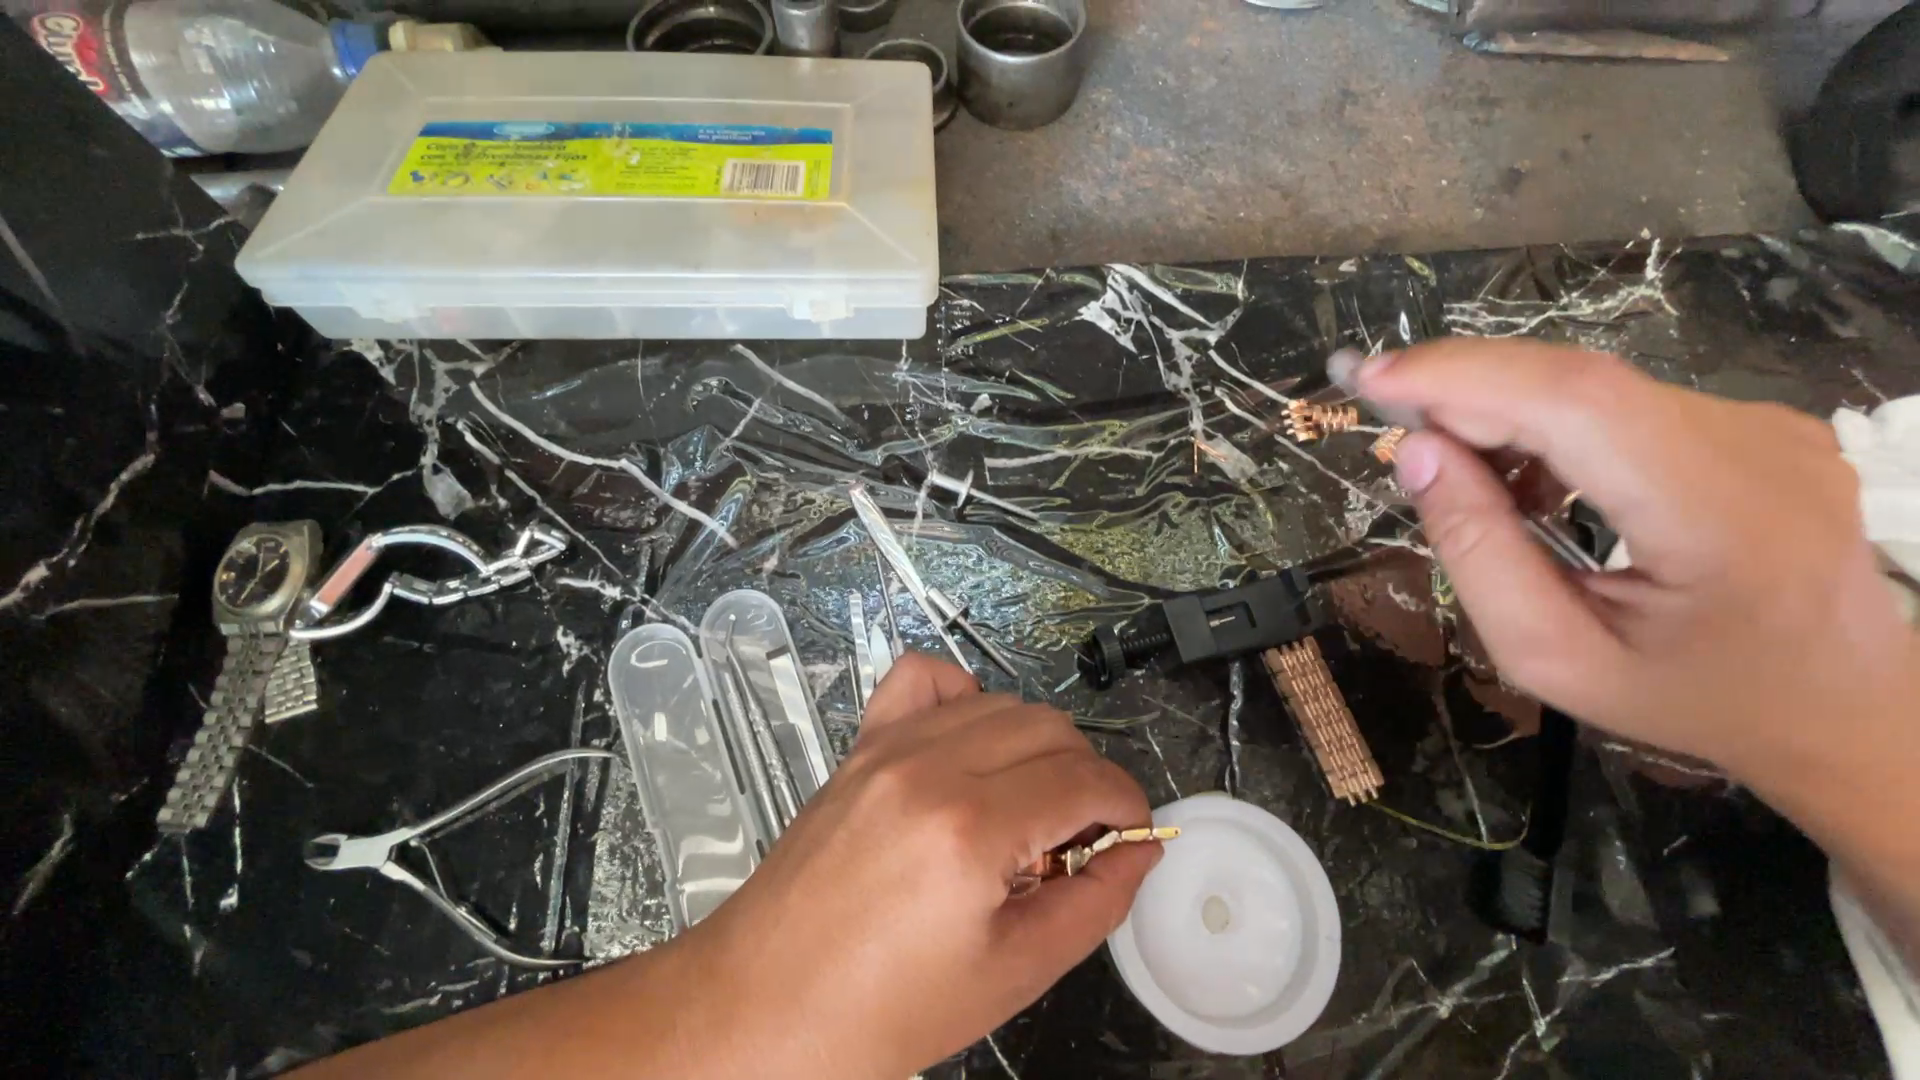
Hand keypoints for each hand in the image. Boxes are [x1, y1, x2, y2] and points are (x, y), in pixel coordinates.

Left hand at [685, 653, 1159, 1079]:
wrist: (766, 1005)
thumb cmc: (880, 1010)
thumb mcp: (1011, 975)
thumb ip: (1094, 904)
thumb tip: (1138, 850)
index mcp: (969, 829)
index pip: (1085, 777)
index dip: (1127, 802)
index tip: (1131, 831)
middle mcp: (928, 768)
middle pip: (1050, 727)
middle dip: (1086, 775)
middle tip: (1079, 836)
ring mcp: (888, 748)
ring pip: (999, 701)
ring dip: (1035, 744)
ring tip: (1026, 806)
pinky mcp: (860, 747)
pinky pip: (920, 679)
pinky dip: (962, 696)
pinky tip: (970, 744)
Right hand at [1350, 339, 1919, 842]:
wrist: (1843, 707)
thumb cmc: (1688, 699)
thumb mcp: (1551, 656)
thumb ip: (1477, 554)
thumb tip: (1417, 452)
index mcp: (1719, 520)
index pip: (1576, 404)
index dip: (1462, 378)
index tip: (1369, 380)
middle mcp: (1756, 447)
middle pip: (1576, 383)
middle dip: (1460, 390)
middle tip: (1384, 421)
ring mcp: (1764, 426)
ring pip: (1589, 388)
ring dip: (1497, 415)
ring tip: (1462, 482)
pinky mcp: (1751, 423)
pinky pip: (1616, 403)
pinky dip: (1542, 426)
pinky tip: (1526, 483)